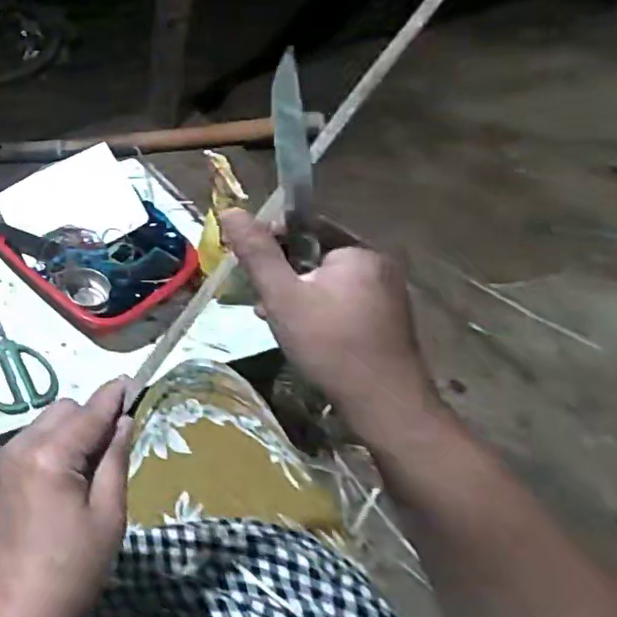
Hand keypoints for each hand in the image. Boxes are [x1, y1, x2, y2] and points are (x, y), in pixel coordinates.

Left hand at [0, 378, 134, 616]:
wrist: (21, 594)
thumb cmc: (74, 563)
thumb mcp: (108, 515)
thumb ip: (115, 461)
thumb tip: (123, 422)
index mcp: (51, 454)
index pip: (87, 413)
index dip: (110, 397)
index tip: (129, 381)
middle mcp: (23, 442)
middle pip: (64, 409)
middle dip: (90, 418)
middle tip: (116, 447)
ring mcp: (8, 452)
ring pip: (47, 420)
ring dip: (71, 430)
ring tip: (91, 468)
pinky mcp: (2, 464)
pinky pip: (33, 436)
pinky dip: (54, 442)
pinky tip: (68, 474)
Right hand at [219, 209, 439, 437]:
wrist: (385, 407)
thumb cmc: (330, 343)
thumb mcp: (281, 294)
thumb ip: (256, 251)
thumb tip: (230, 210)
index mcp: (358, 252)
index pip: (303, 226)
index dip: (269, 240)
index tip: (249, 265)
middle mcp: (377, 266)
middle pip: (310, 253)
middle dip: (278, 272)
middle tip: (259, 296)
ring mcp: (383, 294)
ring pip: (320, 278)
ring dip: (291, 292)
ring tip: (271, 315)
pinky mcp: (382, 318)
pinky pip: (336, 298)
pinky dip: (312, 307)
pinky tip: (296, 329)